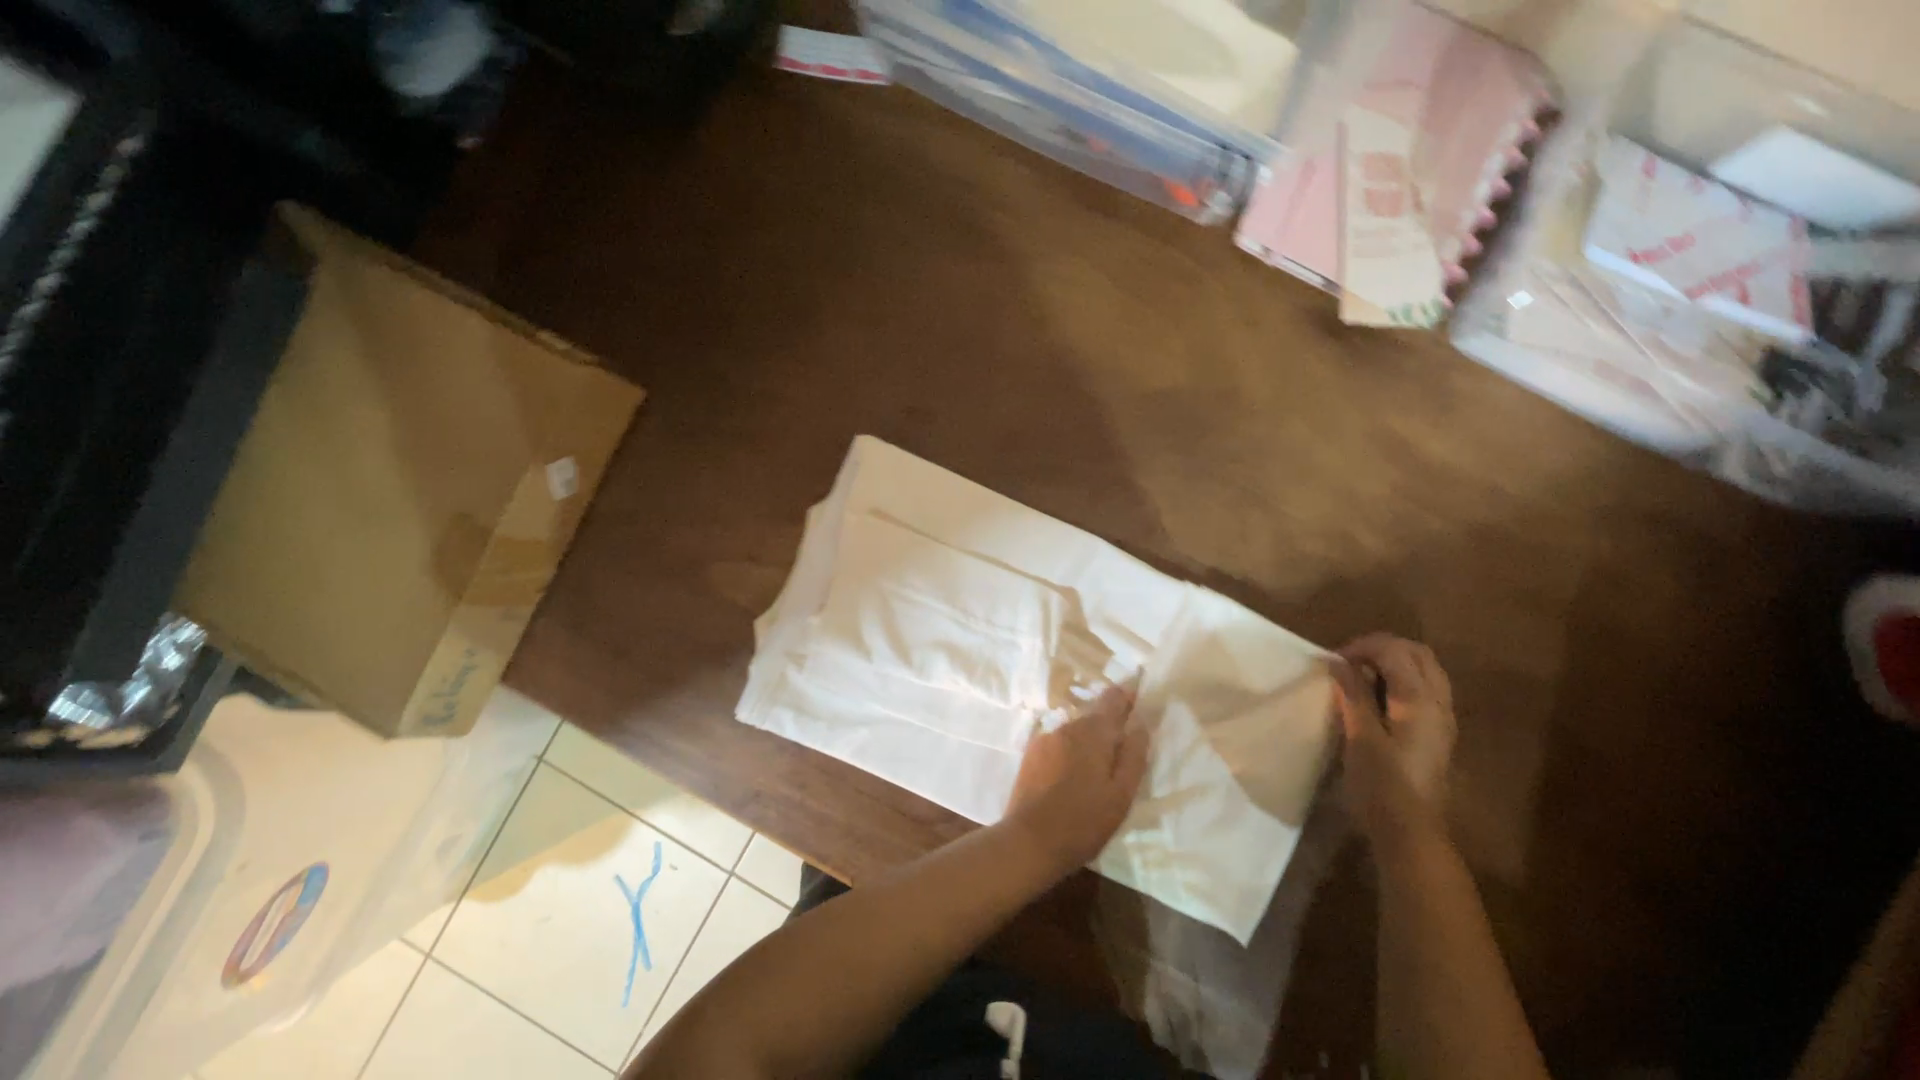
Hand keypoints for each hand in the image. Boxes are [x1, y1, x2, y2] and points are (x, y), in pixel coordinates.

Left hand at [1000, 685, 1150, 876]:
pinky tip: (1071, 780)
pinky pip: (1058, 746)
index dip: (1128, 696)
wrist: (1029, 841)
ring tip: (1096, 773)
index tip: (1139, 700)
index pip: (1113, 698)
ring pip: (1075, 733)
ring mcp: (1044, 740)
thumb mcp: (1121, 793)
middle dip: (1109, 729)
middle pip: (1094, 717)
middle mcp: (1066, 727)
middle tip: (1122, 753)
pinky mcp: (1029, 756)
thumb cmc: (1084, 821)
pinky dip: (1069, 755)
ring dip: (1088, 744)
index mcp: (1093, 732)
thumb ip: (1134, 755)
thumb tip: (1140, 723)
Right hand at [1331, 634, 1456, 851]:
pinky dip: (1402, 680)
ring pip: (1425, 670)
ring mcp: (1443, 718)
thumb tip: (1339, 662)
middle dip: (1381, 648)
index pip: (1394, 651)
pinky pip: (1425, 689)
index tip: (1332, 662)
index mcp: (1419, 700)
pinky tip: (1377, 699)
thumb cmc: (1381, 786)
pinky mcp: (1438, 733)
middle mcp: (1439, 702)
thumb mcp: (1360, 738)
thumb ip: (1352, 695)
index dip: (1361, 647)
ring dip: (1393, 662)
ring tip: (1360, 677)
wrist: (1411, 833)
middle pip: (1416, 653)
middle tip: (1347, 663)